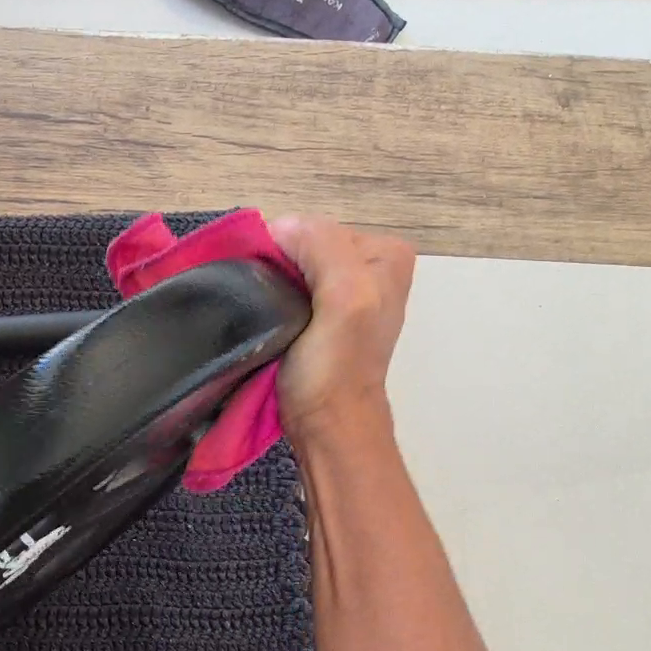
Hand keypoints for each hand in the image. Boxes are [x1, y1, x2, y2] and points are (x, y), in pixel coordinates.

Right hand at [267, 216, 416, 440]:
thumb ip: (321, 249)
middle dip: (278, 267)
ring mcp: (345, 291)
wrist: (326, 424)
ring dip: (271, 285)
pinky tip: (270, 320)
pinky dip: (272, 299)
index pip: (313, 228)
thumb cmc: (334, 368)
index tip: (267, 289)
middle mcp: (370, 265)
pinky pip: (288, 288)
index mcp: (383, 252)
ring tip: (266, 315)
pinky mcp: (321, 315)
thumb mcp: (343, 298)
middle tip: (267, 304)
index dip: (282, 252)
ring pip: (291, 267)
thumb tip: (280, 226)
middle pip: (302, 245)